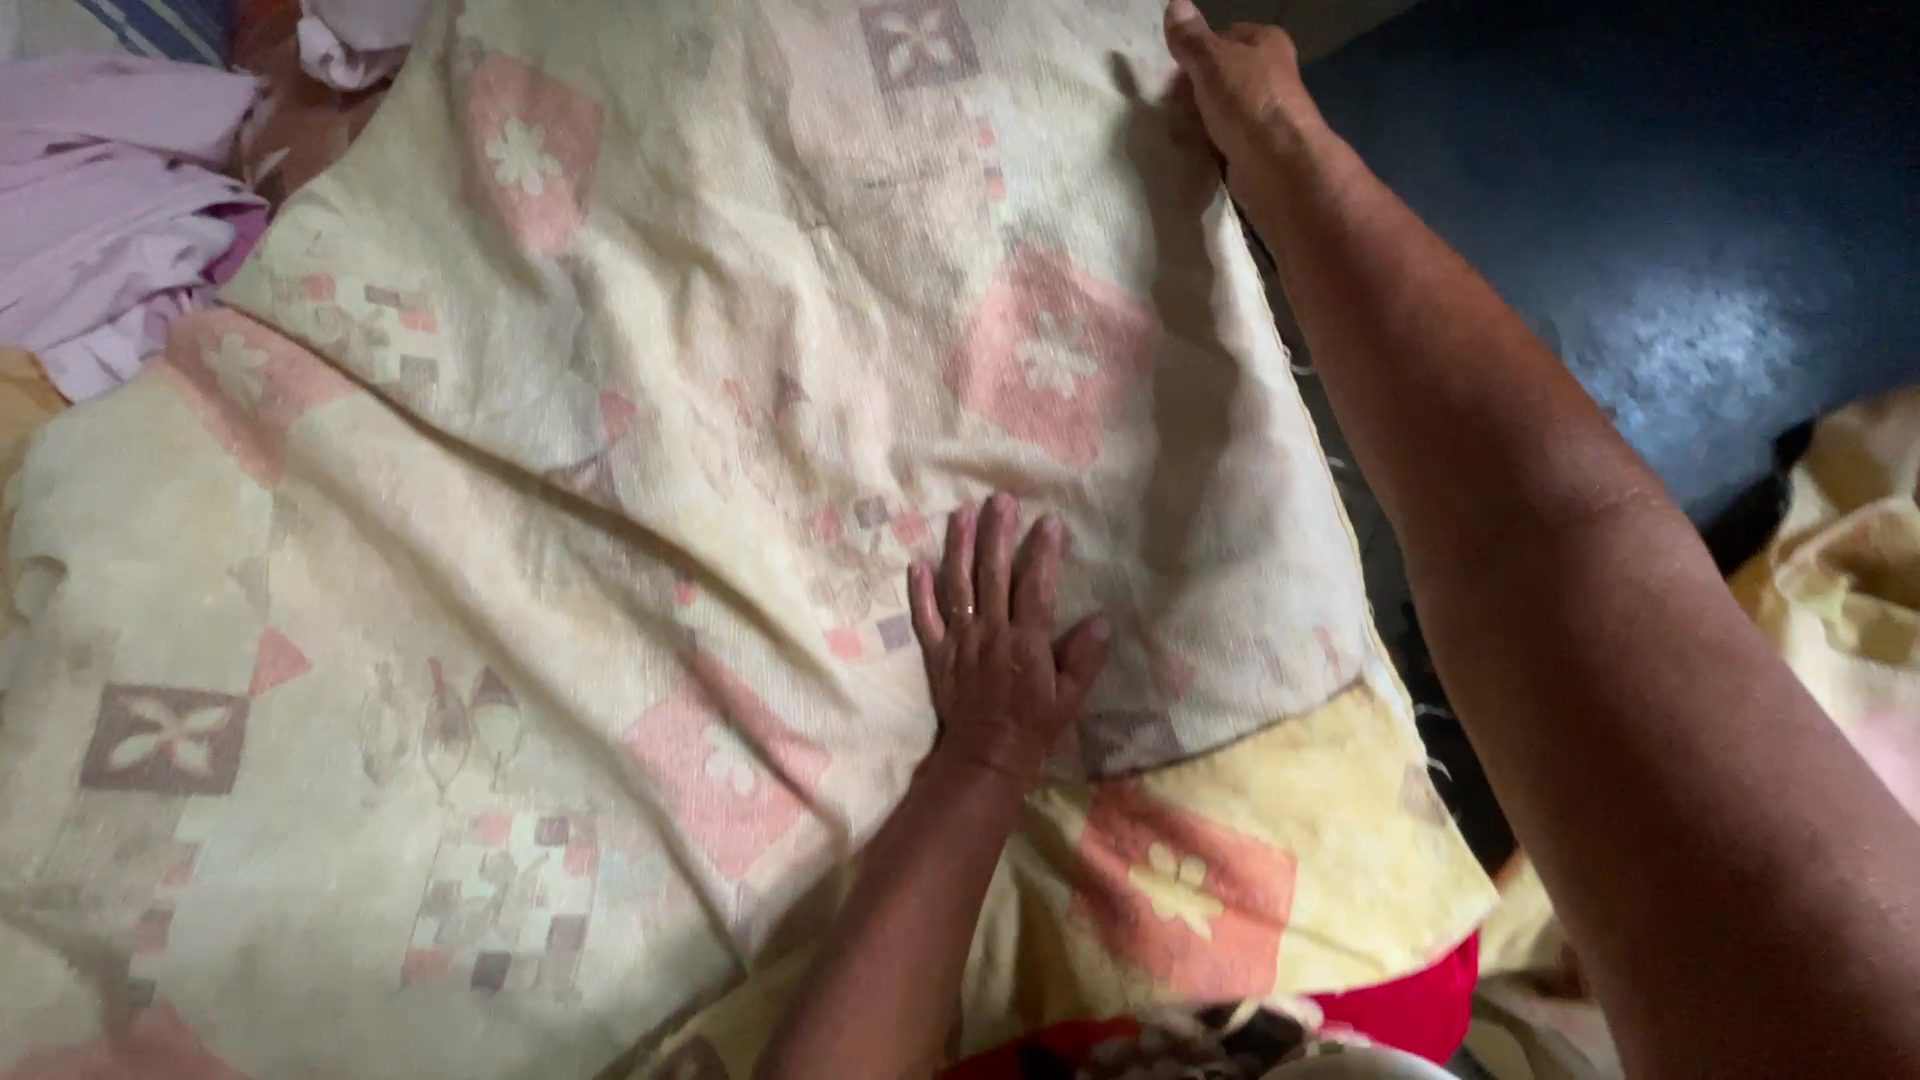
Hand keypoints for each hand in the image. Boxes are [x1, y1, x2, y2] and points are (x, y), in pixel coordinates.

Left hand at [908, 493, 1110, 785]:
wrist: (985, 757)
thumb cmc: (1033, 726)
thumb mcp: (1070, 698)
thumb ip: (1085, 658)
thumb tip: (1101, 619)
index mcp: (1026, 642)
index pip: (1035, 587)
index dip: (1042, 553)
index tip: (1048, 522)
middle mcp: (991, 633)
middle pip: (992, 574)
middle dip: (997, 534)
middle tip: (999, 500)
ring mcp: (960, 641)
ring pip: (957, 586)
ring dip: (959, 548)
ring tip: (962, 514)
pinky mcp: (937, 653)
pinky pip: (924, 618)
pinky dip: (918, 592)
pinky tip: (917, 563)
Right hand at [1164, 0, 1327, 195]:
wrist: (1277, 162)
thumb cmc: (1248, 102)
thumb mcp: (1213, 62)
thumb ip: (1191, 39)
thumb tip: (1174, 4)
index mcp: (1266, 42)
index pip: (1225, 37)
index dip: (1197, 53)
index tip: (1174, 75)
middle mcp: (1270, 74)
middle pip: (1222, 76)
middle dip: (1194, 91)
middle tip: (1171, 107)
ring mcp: (1264, 114)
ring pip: (1222, 111)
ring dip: (1199, 122)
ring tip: (1177, 132)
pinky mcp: (1257, 148)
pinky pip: (1225, 141)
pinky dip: (1209, 146)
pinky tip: (1194, 152)